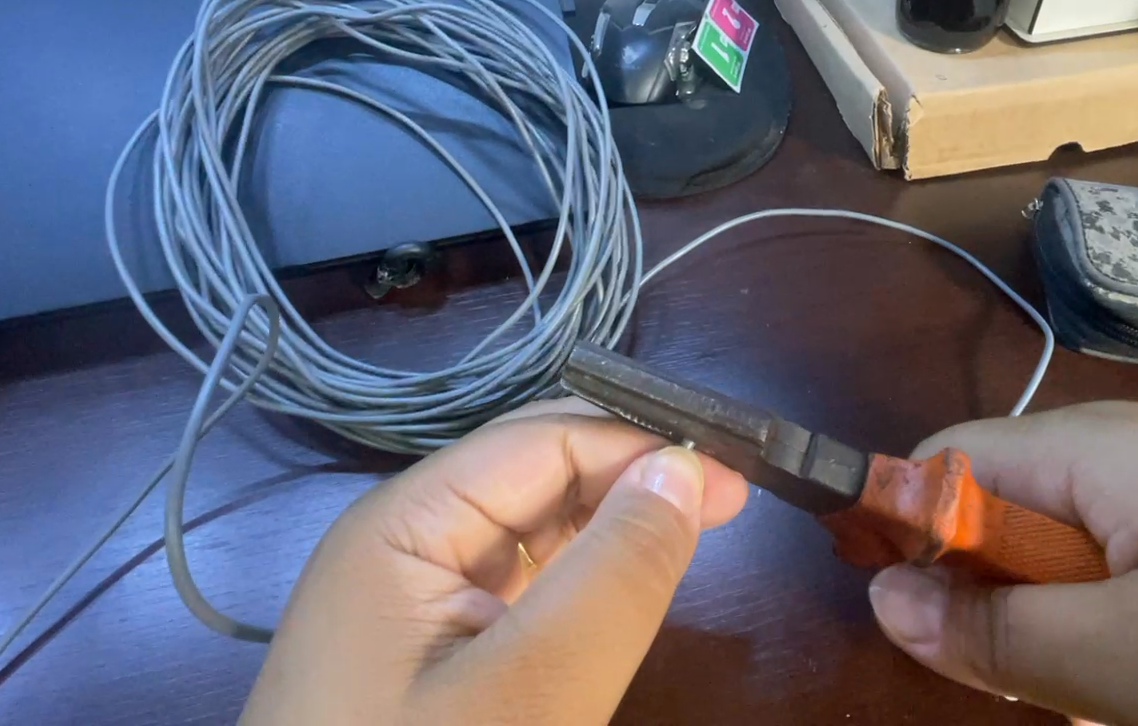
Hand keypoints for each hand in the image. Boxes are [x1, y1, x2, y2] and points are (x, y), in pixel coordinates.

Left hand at [241, 400, 747, 724]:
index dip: (637, 447)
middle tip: (727, 499)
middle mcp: (409, 537)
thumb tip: (682, 468)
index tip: (730, 481)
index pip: (543, 442)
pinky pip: (525, 578)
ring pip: (536, 521)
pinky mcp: (437, 643)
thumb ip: (614, 572)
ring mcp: (419, 592)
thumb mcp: (532, 694)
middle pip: (537, 470)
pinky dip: (585, 572)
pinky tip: (628, 576)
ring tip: (693, 525)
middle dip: (630, 473)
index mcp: (408, 521)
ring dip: (614, 518)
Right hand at [867, 402, 1137, 725]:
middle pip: (1004, 525)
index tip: (917, 625)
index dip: (911, 531)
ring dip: (1084, 651)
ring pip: (1072, 576)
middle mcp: (1123, 460)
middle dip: (1012, 614)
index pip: (943, 464)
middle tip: (1080, 694)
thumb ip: (1010, 631)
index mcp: (1090, 452)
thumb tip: (884, 597)